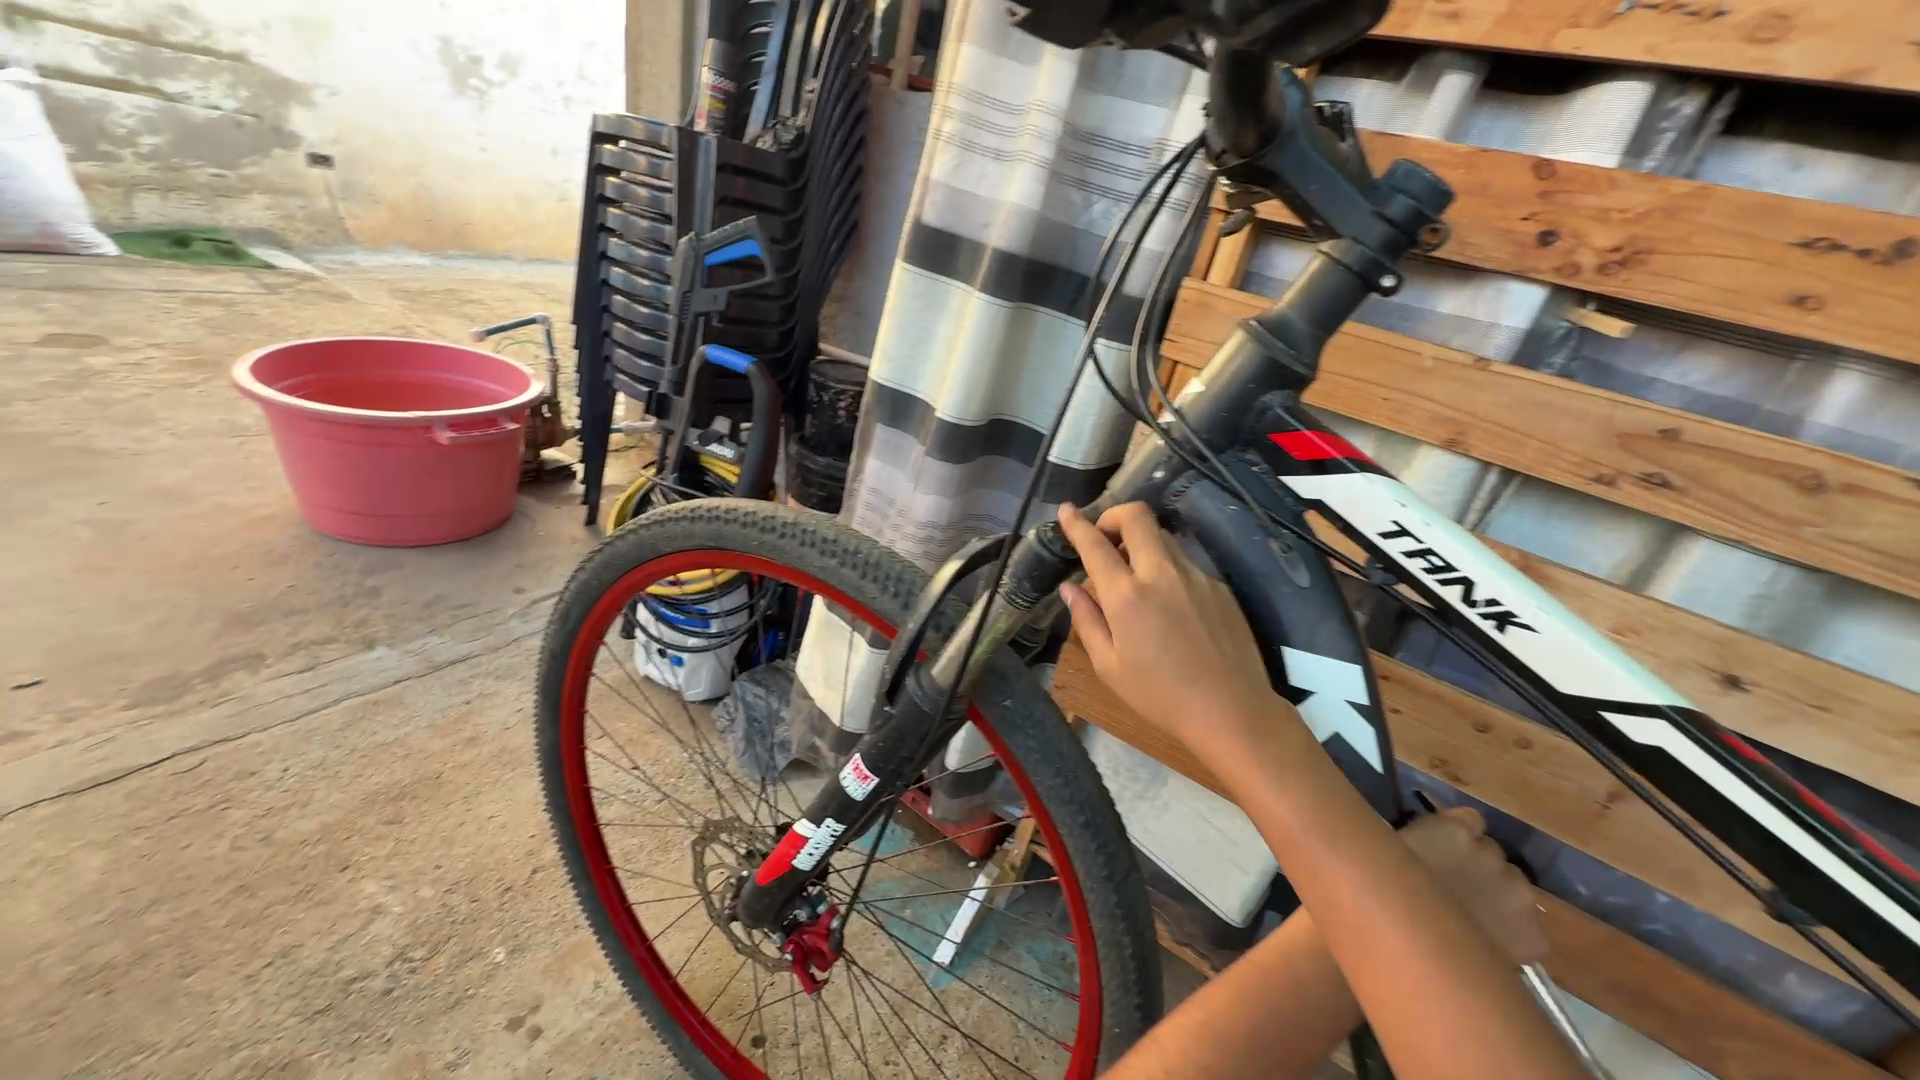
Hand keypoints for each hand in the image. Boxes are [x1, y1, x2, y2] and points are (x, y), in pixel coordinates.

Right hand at [1057, 502, 1296, 762]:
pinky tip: (1168, 604)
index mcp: (1126, 596)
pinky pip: (1185, 563)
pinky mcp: (1218, 586)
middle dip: (1114, 516)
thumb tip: (1070, 588)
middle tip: (1104, 539)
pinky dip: (1167, 569)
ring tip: (1133, 575)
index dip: (1076, 523)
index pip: (1095, 544)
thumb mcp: (1109, 666)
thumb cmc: (1160, 696)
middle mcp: (1161, 574)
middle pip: (1137, 516)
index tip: (1065, 511)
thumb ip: (1087, 620)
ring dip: (1141, 543)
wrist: (1231, 709)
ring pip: (1163, 537)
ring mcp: (1195, 576)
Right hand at [1398, 807, 1547, 965]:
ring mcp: (1518, 893)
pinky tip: (1489, 942)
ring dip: (1497, 896)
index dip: (1456, 837)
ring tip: (1471, 919)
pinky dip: (1513, 931)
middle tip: (1453, 888)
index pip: (1470, 820)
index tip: (1442, 852)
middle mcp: (1492, 854)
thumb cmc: (1384, 900)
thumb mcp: (1392, 856)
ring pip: (1513, 887)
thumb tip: (1424, 840)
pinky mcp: (1533, 934)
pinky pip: (1528, 926)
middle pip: (1492, 854)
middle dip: (1477, 867)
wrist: (1411, 958)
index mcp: (1453, 829)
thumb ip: (1419, 840)